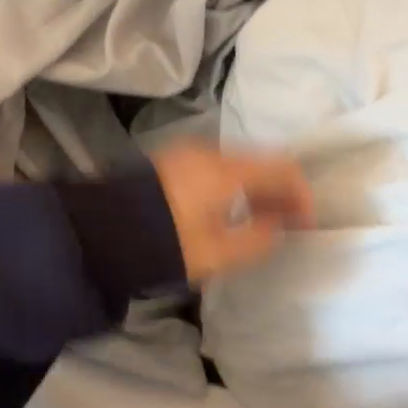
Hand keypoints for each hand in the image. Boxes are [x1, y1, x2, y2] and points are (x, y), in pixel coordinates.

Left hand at [152, 143, 314, 283]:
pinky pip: (216, 168)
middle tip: (289, 223)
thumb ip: (257, 240)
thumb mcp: (217, 254)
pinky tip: (229, 210)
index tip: (307, 224)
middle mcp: (211, 152)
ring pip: (238, 165)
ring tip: (260, 220)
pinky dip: (233, 185)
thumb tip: (279, 227)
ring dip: (255, 189)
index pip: (282, 169)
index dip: (301, 195)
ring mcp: (188, 153)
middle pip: (260, 163)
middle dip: (279, 192)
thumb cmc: (165, 245)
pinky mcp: (170, 162)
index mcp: (227, 170)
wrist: (100, 233)